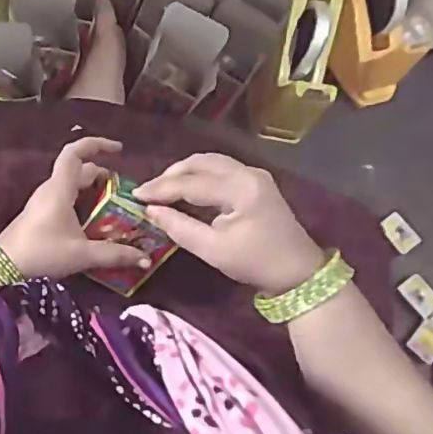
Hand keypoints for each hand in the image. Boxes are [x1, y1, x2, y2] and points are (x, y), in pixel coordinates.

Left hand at [0, 137, 150, 279]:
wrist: (2, 267)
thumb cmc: (41, 254)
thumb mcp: (81, 255)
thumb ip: (114, 255)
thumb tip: (144, 260)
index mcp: (59, 189)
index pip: (75, 152)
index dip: (97, 144)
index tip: (118, 149)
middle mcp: (49, 190)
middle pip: (78, 170)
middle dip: (102, 174)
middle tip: (121, 191)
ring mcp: (41, 201)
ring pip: (70, 184)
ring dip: (91, 189)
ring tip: (111, 206)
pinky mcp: (38, 214)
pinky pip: (63, 197)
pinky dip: (80, 200)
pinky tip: (91, 221)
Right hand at [133, 153, 324, 294]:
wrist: (297, 271)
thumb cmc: (254, 262)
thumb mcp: (212, 249)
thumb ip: (179, 227)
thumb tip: (151, 211)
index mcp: (240, 188)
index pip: (191, 182)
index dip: (160, 188)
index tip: (135, 195)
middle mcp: (248, 173)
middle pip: (200, 162)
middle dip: (171, 174)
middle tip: (148, 191)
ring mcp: (254, 175)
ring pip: (210, 162)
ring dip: (184, 172)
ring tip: (162, 189)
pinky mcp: (255, 182)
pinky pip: (220, 170)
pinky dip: (198, 176)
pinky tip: (184, 189)